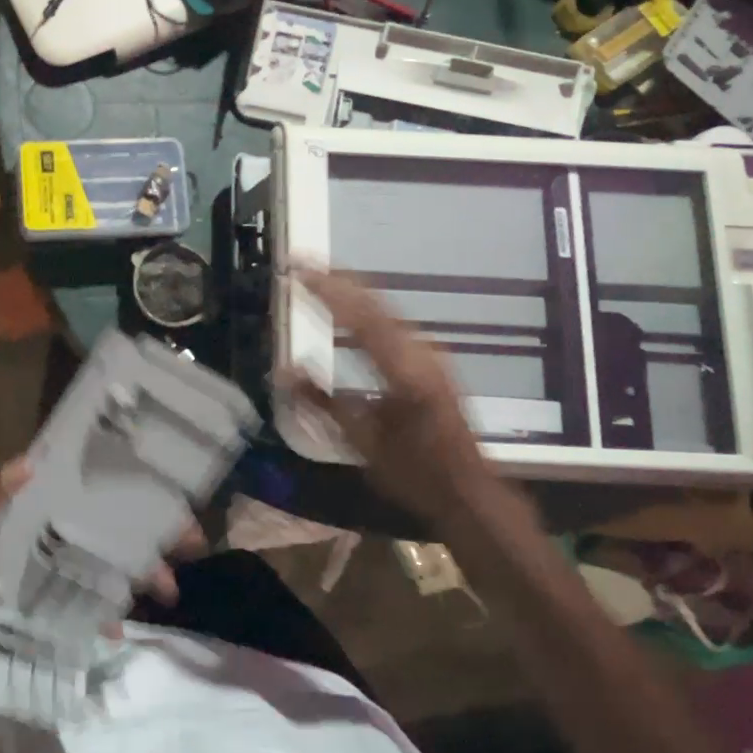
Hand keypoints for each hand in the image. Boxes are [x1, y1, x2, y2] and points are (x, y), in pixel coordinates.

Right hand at [275, 264, 505, 526]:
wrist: (469, 491)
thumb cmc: (413, 473)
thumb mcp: (361, 442)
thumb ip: (322, 402)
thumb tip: (284, 369)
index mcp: (403, 370)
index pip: (358, 317)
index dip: (325, 290)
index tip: (295, 270)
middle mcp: (421, 352)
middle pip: (375, 303)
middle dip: (337, 280)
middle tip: (302, 261)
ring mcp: (431, 354)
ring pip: (387, 310)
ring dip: (352, 291)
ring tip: (321, 276)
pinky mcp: (433, 361)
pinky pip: (394, 322)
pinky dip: (367, 307)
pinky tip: (352, 307)